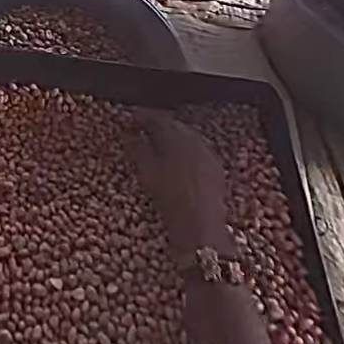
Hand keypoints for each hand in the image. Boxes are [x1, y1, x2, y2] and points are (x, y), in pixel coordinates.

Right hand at [133, 112, 233, 259]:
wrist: (201, 226)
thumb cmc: (169, 197)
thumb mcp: (146, 171)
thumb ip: (137, 148)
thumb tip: (129, 134)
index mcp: (176, 135)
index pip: (156, 117)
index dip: (140, 117)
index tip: (129, 121)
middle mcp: (195, 139)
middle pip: (173, 125)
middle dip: (156, 127)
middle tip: (139, 133)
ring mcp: (207, 153)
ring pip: (186, 138)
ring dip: (170, 139)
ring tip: (155, 148)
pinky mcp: (215, 168)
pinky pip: (196, 151)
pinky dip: (183, 152)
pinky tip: (175, 164)